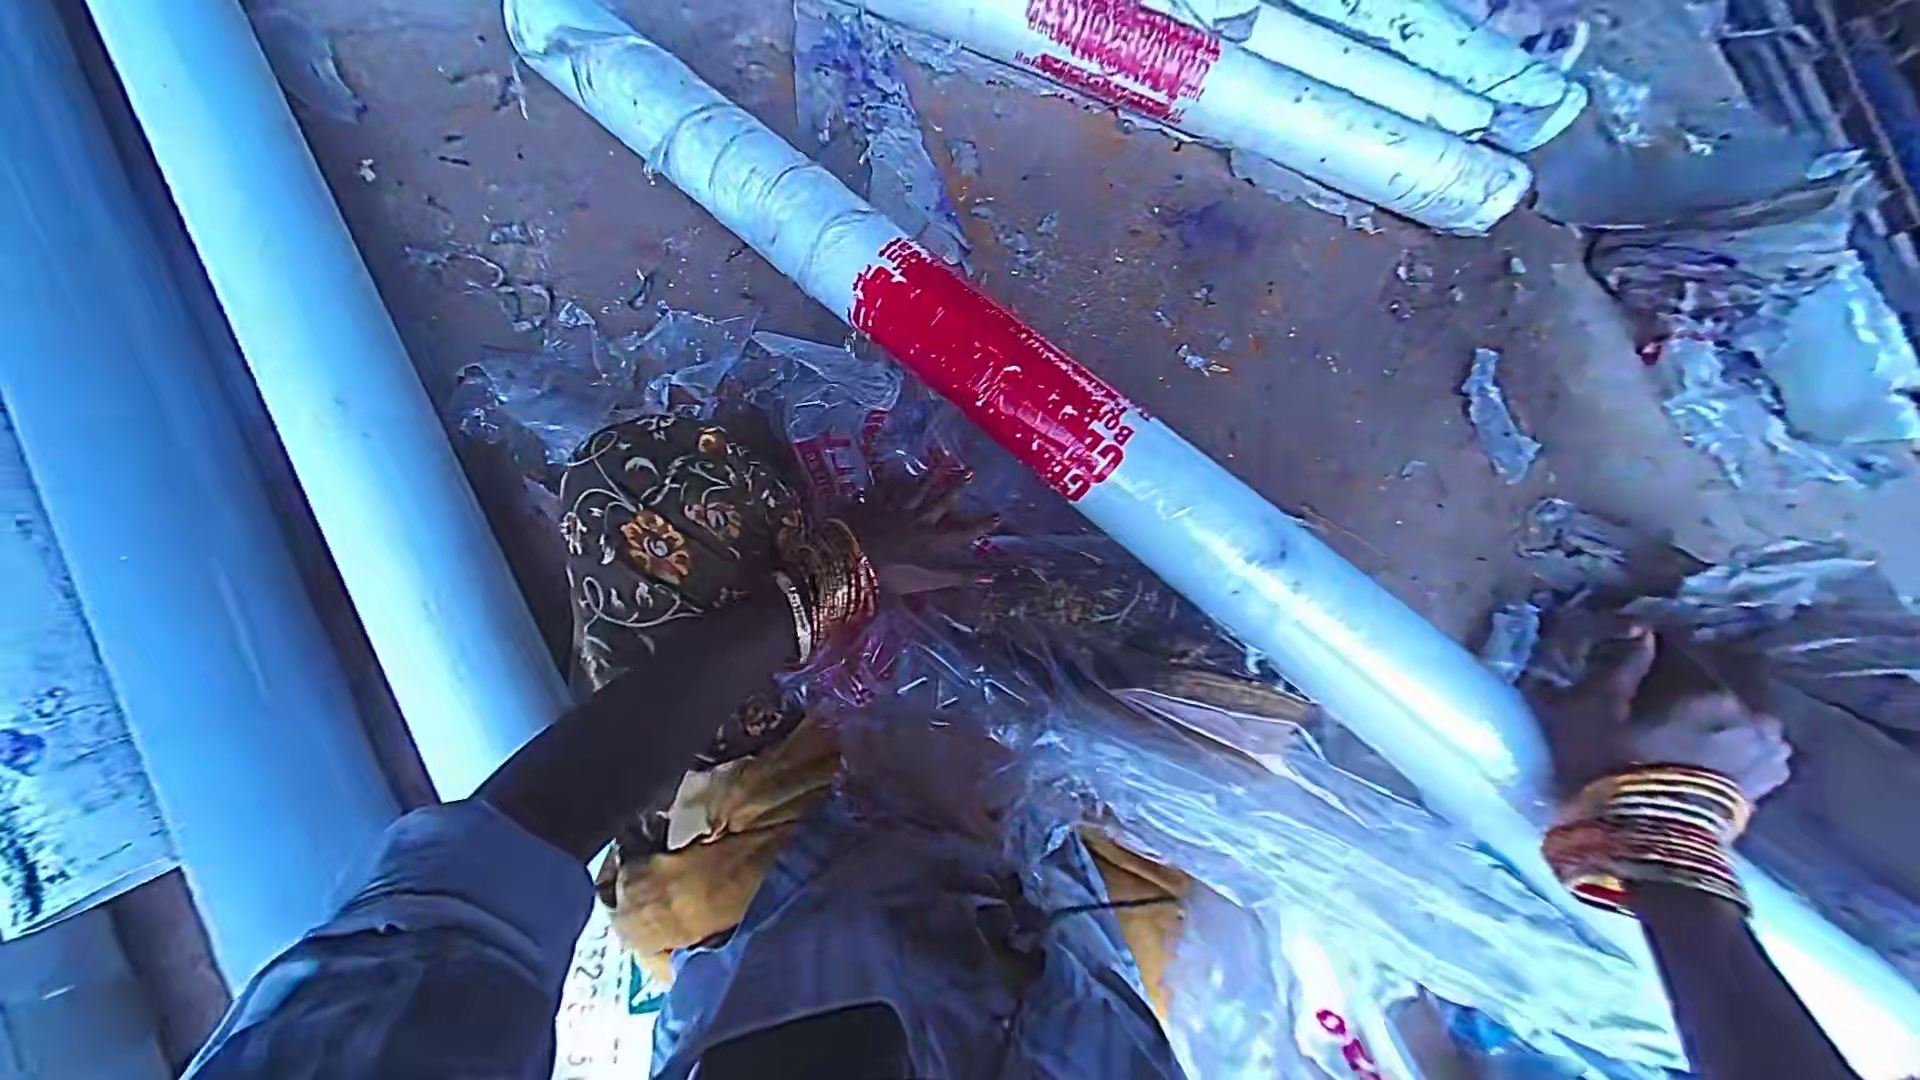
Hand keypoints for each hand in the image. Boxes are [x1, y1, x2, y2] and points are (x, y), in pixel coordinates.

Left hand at [844, 461, 995, 596]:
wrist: (852, 558)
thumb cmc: (892, 576)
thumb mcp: (929, 581)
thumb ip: (958, 578)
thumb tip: (990, 578)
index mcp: (932, 541)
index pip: (963, 533)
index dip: (981, 525)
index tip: (997, 515)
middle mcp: (918, 522)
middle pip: (941, 502)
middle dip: (958, 487)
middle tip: (970, 470)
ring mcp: (895, 511)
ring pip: (916, 491)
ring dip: (930, 477)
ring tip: (941, 463)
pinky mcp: (873, 507)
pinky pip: (883, 491)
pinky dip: (887, 482)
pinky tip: (888, 472)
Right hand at [1539, 623, 1791, 801]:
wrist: (1644, 832)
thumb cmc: (1607, 760)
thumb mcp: (1593, 705)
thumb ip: (1621, 663)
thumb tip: (1639, 630)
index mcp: (1709, 690)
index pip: (1679, 644)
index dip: (1646, 640)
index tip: (1619, 644)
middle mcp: (1755, 711)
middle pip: (1715, 671)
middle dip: (1680, 670)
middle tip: (1643, 678)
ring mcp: (1772, 745)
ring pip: (1735, 702)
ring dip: (1704, 699)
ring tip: (1667, 710)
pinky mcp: (1773, 771)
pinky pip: (1748, 731)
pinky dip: (1722, 726)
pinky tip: (1692, 736)